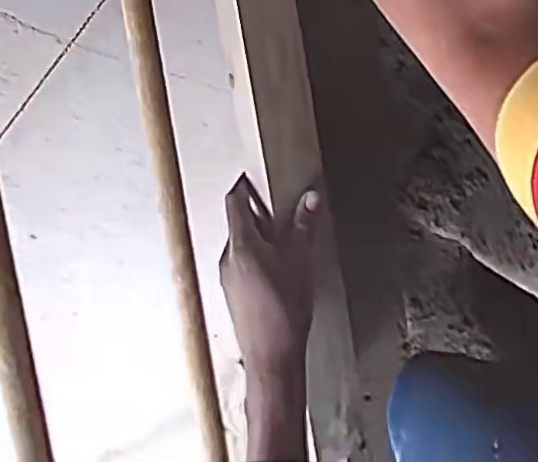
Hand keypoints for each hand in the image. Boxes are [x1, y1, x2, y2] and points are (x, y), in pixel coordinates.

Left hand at [221, 175, 320, 382]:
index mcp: (241, 244)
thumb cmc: (285, 309)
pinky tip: (274, 268)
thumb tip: (311, 197)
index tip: (253, 178)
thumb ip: (303, 226)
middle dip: (255, 213)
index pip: (234, 202)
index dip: (243, 187)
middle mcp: (228, 257)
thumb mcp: (300, 261)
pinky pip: (239, 263)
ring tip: (280, 239)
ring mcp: (226, 277)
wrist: (272, 360)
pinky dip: (253, 256)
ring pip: (238, 244)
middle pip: (236, 222)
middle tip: (276, 208)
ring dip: (256, 236)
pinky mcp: (232, 293)